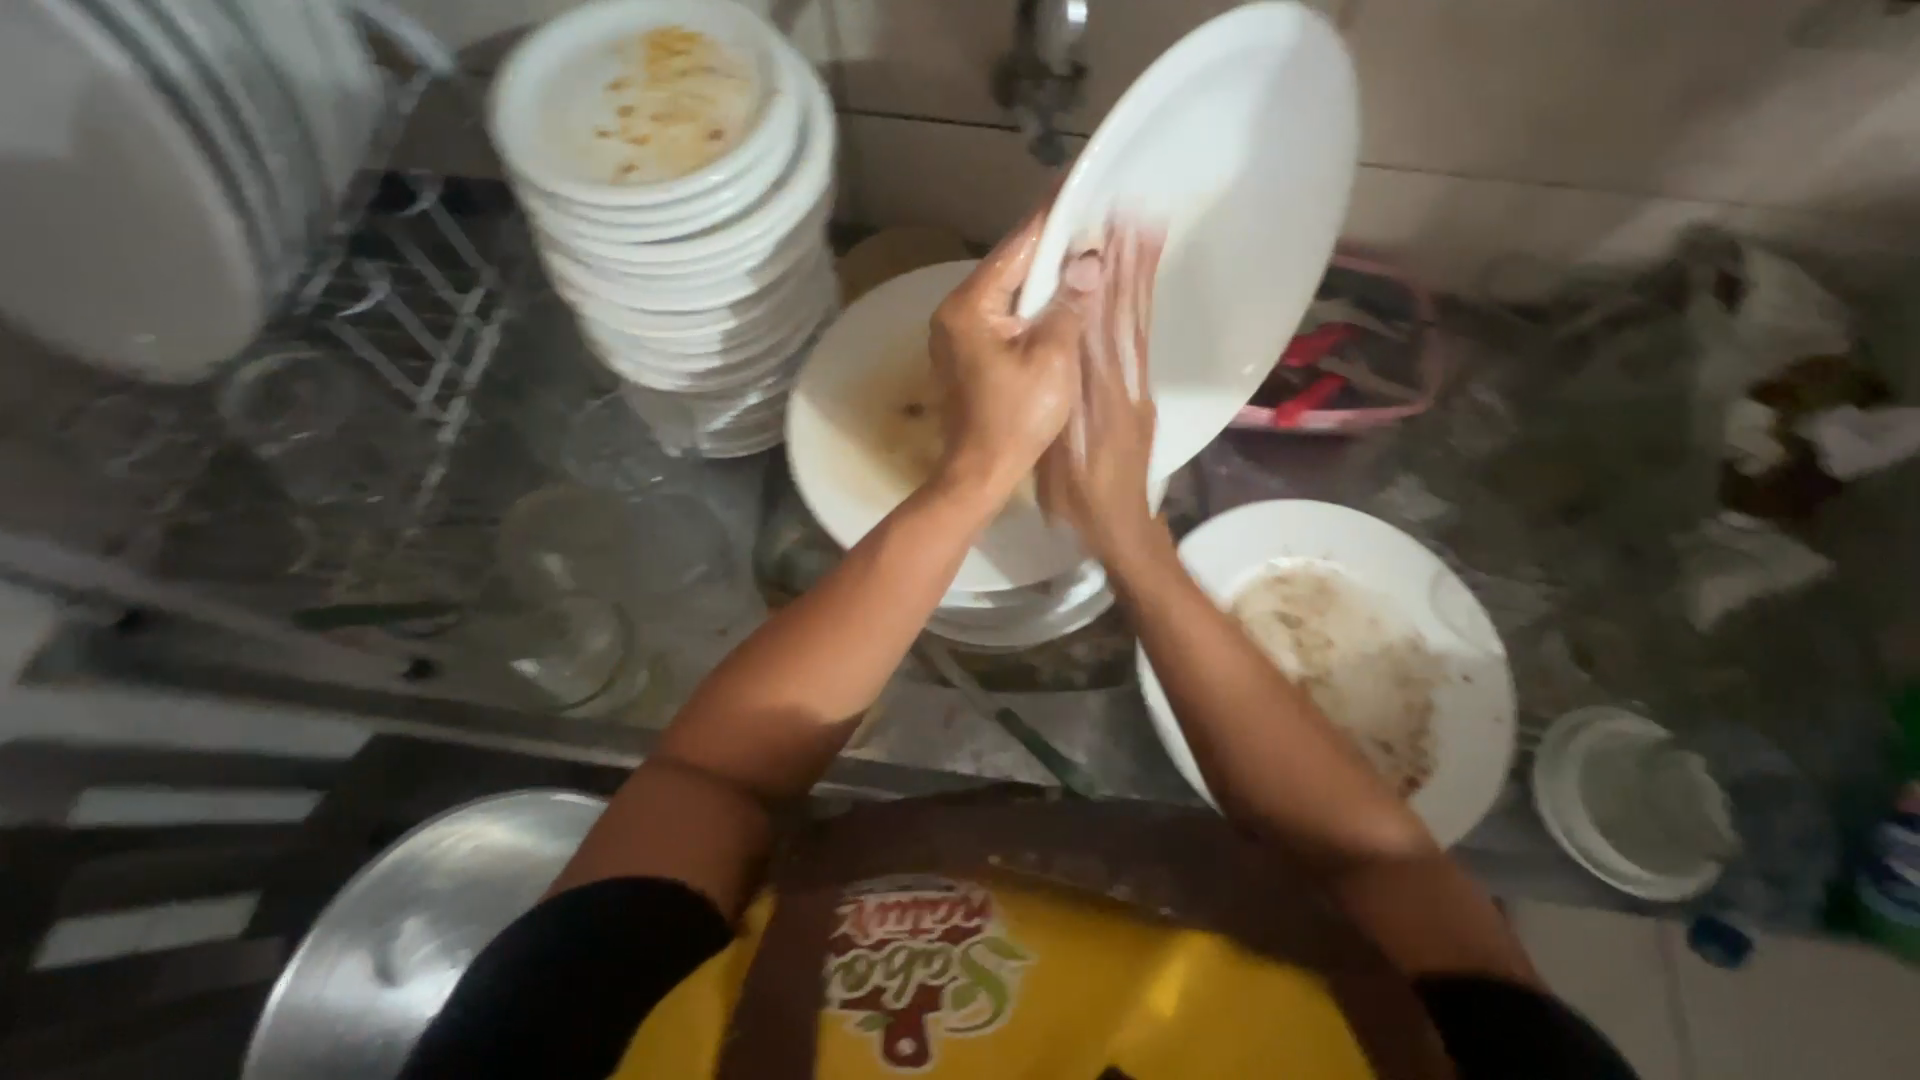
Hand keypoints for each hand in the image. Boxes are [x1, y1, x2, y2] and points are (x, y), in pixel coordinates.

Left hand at [929, 208, 1088, 500]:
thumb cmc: (1015, 418)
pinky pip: (1003, 315)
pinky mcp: (966, 353)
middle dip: (1051, 246)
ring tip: (1081, 251)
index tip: (1078, 184)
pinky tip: (1058, 298)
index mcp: (970, 306)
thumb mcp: (1052, 358)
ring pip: (1007, 291)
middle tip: (1090, 219)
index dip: (1052, 216)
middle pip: (1009, 266)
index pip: (1017, 246)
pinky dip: (1031, 305)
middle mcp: (955, 311)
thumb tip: (1088, 258)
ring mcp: (956, 334)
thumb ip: (1070, 303)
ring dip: (1042, 276)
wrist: (980, 471)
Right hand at [1038, 222, 1168, 566]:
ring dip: (1142, 277)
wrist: (1123, 529)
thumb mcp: (1063, 457)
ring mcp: (1137, 390)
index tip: (1105, 234)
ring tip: (1146, 234)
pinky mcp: (1140, 398)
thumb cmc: (1080, 500)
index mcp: (1104, 396)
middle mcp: (1127, 384)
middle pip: (1128, 315)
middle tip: (1134, 212)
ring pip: (1139, 324)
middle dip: (1129, 262)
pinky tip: (1140, 291)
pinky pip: (1143, 344)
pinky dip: (1142, 309)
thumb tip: (1068, 344)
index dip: (1104, 279)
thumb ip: (1069, 400)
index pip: (1103, 326)